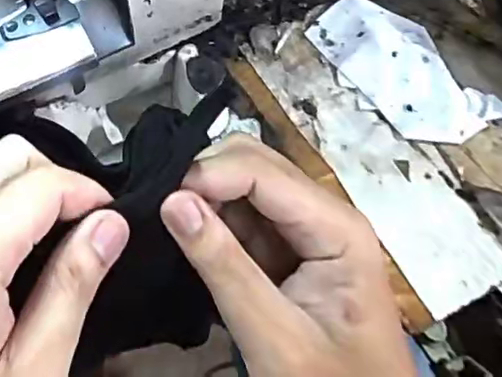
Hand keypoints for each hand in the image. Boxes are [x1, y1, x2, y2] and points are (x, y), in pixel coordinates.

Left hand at [0, 135, 130, 376]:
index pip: (42, 181)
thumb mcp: (29, 375)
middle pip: (10, 154)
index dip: (88, 193)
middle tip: (87, 229)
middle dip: (56, 178)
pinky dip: (1, 205)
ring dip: (29, 189)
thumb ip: (71, 288)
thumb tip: (110, 225)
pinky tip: (21, 255)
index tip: (115, 223)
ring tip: (61, 243)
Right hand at [160, 135, 412, 376]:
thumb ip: (225, 268)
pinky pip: (239, 210)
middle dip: (205, 175)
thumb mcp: (278, 341)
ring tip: (170, 219)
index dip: (208, 173)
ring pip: (241, 179)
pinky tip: (189, 231)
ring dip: (204, 192)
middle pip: (252, 161)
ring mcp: (305, 227)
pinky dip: (210, 214)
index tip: (163, 199)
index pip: (260, 169)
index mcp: (338, 227)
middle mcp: (324, 212)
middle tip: (164, 208)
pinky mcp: (285, 246)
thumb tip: (171, 200)